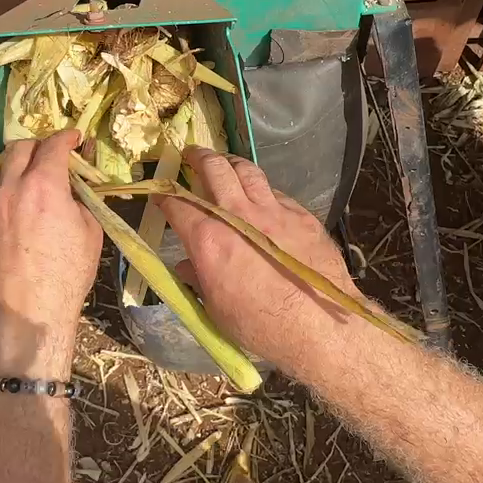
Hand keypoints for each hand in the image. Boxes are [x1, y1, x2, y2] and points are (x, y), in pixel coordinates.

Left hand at [0, 130, 104, 378]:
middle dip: (38, 145)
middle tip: (52, 154)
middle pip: (19, 148)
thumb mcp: (90, 233)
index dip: (66, 137)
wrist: (26, 313)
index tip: (74, 138)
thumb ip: (79, 202)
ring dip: (18, 169)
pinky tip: (19, 212)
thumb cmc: (66, 274)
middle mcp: (11, 188)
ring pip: (1, 173)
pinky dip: (8, 195)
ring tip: (33, 182)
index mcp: (43, 185)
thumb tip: (71, 193)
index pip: (53, 145)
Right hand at [157, 148, 365, 380]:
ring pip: (247, 170)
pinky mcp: (300, 215)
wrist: (322, 327)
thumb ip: (199, 280)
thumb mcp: (217, 310)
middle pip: (214, 169)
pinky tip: (261, 198)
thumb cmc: (262, 327)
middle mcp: (238, 216)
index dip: (165, 195)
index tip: (161, 192)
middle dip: (198, 157)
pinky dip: (261, 189)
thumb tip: (187, 266)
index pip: (178, 205)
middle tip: (192, 155)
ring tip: (225, 163)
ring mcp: (272, 211)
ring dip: (231, 163)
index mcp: (209, 241)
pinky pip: (274, 191)